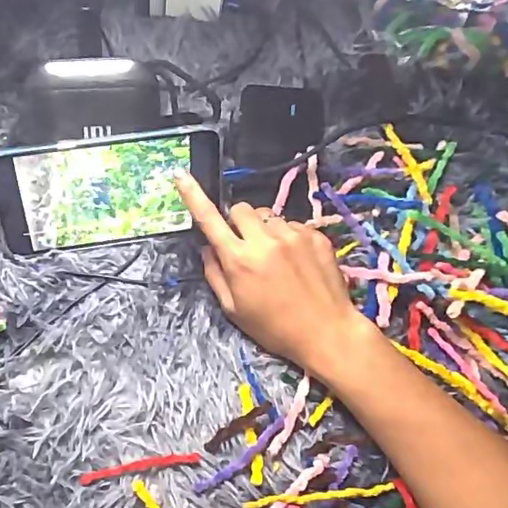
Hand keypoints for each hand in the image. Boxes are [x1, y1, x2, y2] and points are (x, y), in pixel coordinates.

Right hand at [175, 172, 375, 374]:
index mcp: (239, 260)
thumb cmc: (274, 328)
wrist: (326, 332)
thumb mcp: (234, 309)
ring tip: (275, 259)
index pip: (209, 219)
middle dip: (238, 222)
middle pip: (242, 209)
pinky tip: (296, 262)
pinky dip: (288, 238)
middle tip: (245, 246)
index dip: (193, 195)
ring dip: (265, 231)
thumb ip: (215, 275)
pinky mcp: (315, 236)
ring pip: (269, 217)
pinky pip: (293, 225)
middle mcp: (264, 241)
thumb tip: (207, 249)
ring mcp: (293, 235)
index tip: (181, 175)